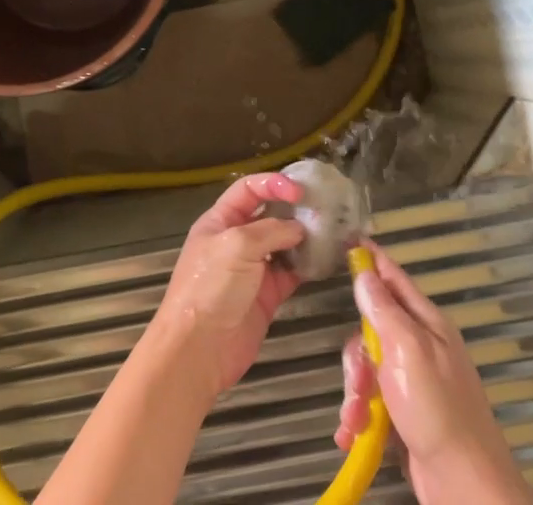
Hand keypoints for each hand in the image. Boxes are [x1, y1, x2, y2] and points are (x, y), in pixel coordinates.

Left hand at [151, 173, 305, 396]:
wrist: (199, 349)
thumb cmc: (210, 288)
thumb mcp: (236, 246)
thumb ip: (270, 230)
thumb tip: (298, 229)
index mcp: (220, 221)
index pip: (248, 190)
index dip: (273, 184)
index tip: (301, 190)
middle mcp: (236, 241)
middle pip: (269, 215)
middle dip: (295, 209)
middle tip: (326, 208)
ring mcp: (253, 268)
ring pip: (284, 244)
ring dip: (306, 237)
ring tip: (333, 230)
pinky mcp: (268, 294)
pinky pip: (292, 272)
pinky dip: (309, 265)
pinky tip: (327, 258)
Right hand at [336, 243, 532, 504]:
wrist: (461, 481)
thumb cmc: (437, 409)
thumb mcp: (407, 350)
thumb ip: (384, 310)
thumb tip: (364, 272)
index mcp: (428, 324)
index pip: (394, 279)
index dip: (372, 261)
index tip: (349, 242)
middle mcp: (421, 346)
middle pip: (372, 329)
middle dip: (357, 356)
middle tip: (361, 379)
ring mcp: (413, 380)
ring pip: (367, 367)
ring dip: (355, 393)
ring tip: (358, 418)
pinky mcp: (405, 410)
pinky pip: (371, 399)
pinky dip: (359, 415)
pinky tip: (355, 432)